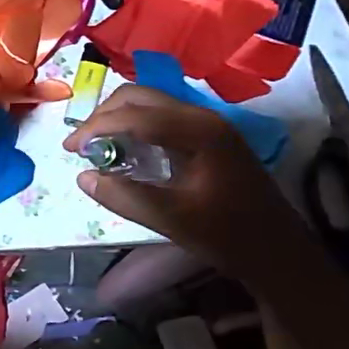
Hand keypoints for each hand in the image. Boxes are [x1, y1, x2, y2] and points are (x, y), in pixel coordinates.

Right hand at [63, 85, 314, 273]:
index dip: (98, 127)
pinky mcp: (209, 137)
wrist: (279, 251)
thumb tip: (84, 177)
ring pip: (152, 105)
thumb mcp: (174, 221)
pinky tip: (126, 152)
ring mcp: (209, 125)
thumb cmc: (230, 236)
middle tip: (80, 145)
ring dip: (120, 119)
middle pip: (142, 97)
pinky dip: (137, 128)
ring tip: (97, 148)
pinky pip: (164, 119)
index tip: (70, 149)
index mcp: (199, 130)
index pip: (136, 113)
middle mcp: (203, 116)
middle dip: (105, 115)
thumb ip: (127, 197)